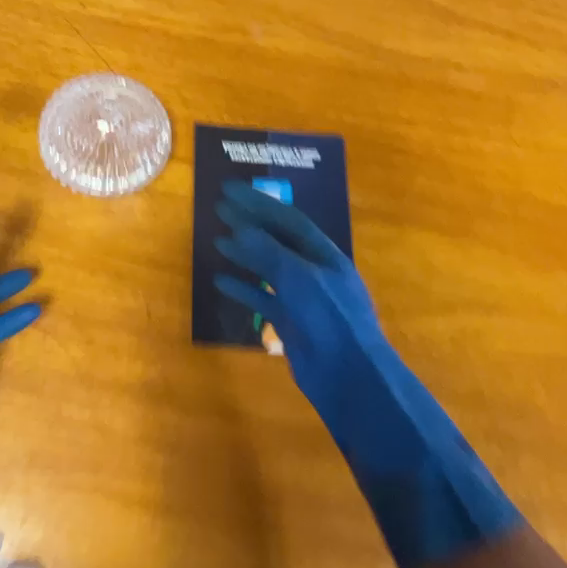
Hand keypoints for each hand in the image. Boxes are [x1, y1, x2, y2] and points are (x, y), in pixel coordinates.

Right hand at [214, 180, 520, 567]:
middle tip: (217, 209)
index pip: (287, 218)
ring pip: (268, 269)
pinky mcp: (292, 323)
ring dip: (244, 254)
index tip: (228, 190)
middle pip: (276, 240)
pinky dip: (243, 289)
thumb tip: (238, 229)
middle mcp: (314, 271)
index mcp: (324, 254)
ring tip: (216, 241)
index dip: (257, 203)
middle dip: (249, 224)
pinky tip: (221, 282)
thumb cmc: (331, 319)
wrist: (350, 377)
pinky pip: (263, 299)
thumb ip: (269, 252)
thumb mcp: (300, 278)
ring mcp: (303, 298)